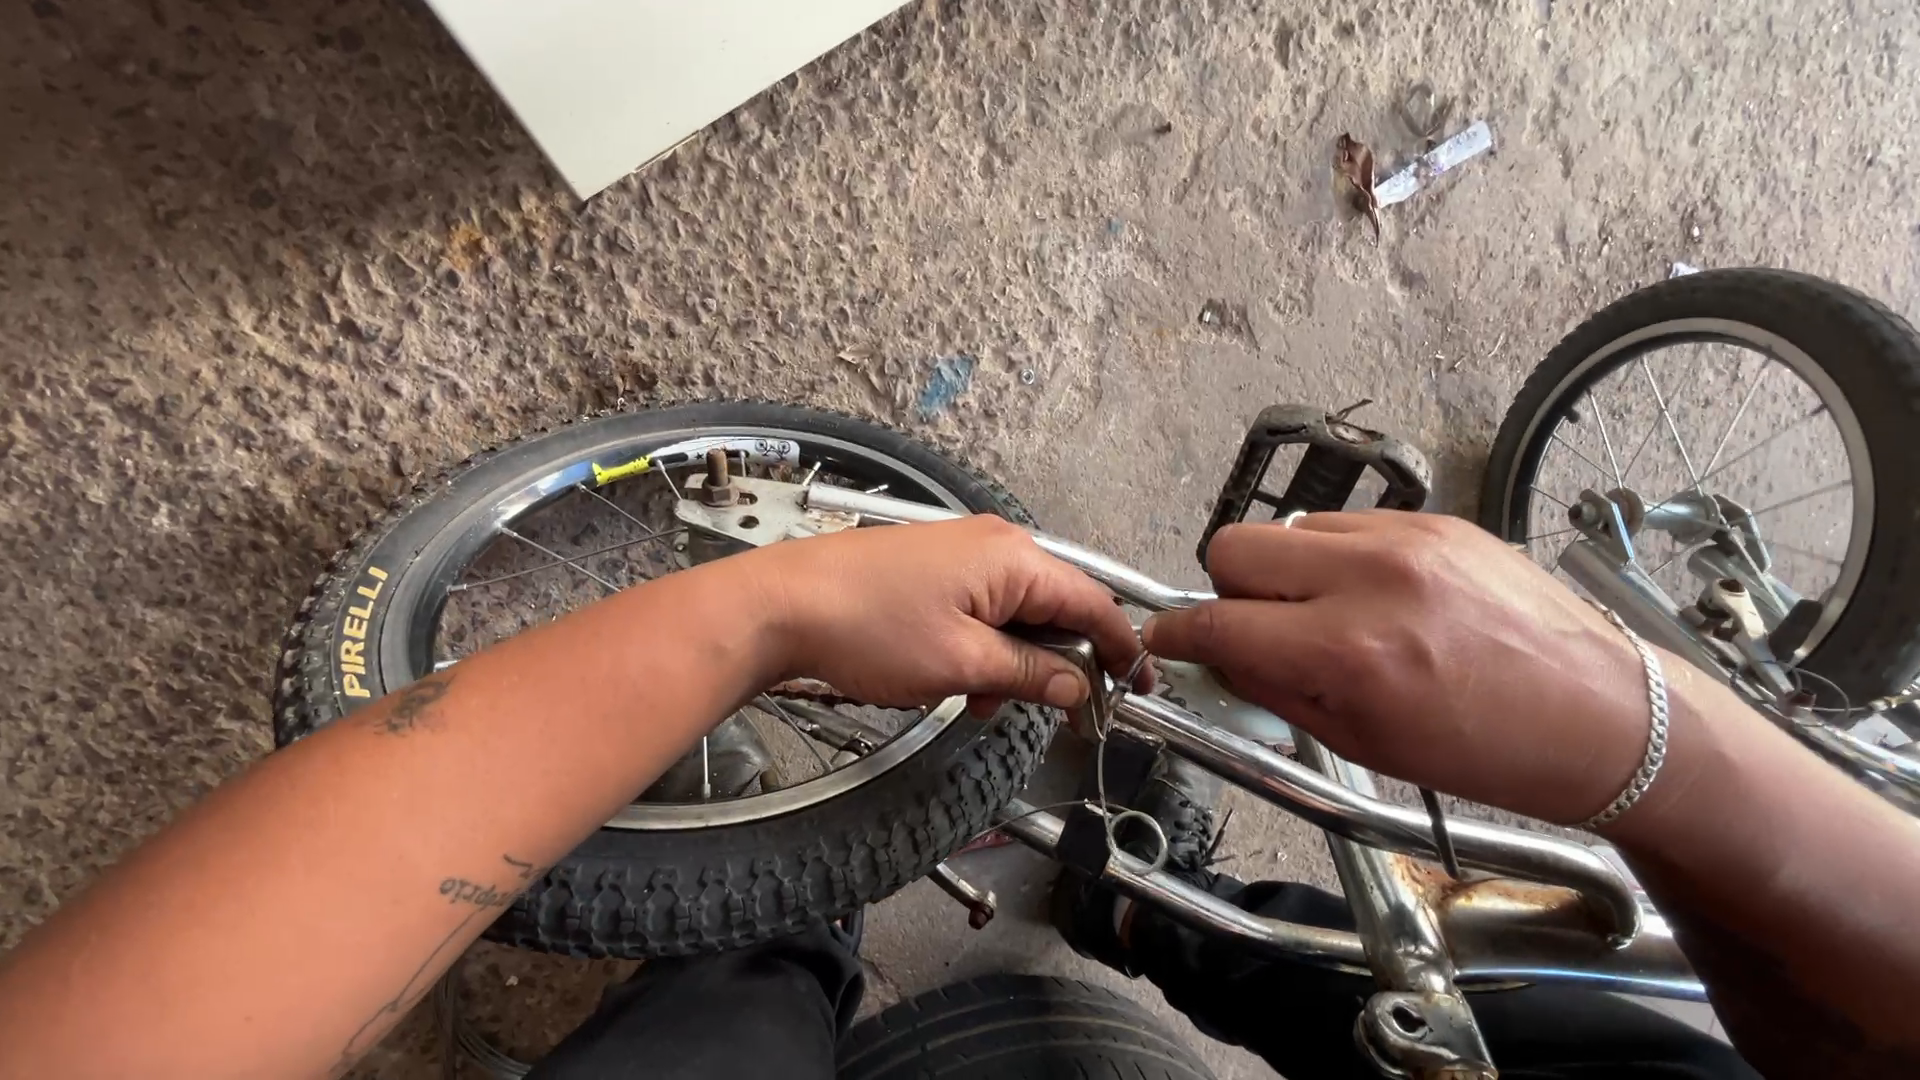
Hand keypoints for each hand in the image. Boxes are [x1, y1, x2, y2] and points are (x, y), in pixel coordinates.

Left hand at [747, 516, 1146, 714]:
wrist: (782, 606)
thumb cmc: (870, 627)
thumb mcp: (963, 662)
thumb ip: (1031, 673)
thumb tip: (1077, 685)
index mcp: (1014, 558)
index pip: (1092, 602)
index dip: (1119, 649)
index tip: (1135, 687)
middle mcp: (994, 546)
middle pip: (1055, 607)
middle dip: (1058, 663)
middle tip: (1061, 711)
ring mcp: (960, 555)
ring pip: (1015, 615)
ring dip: (1014, 664)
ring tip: (984, 703)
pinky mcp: (933, 570)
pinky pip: (980, 611)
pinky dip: (982, 650)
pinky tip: (959, 684)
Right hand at [1142, 512, 1654, 823]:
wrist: (1610, 719)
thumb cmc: (1486, 750)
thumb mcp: (1359, 741)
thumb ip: (1269, 689)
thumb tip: (1216, 654)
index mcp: (1348, 653)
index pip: (1217, 624)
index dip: (1176, 634)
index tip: (1167, 637)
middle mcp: (1369, 580)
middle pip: (1231, 548)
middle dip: (1227, 591)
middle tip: (1260, 626)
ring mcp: (1405, 539)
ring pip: (1283, 530)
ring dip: (1283, 573)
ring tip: (1326, 612)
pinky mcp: (1434, 519)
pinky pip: (1341, 525)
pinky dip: (1333, 559)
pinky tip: (1373, 595)